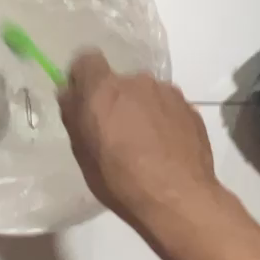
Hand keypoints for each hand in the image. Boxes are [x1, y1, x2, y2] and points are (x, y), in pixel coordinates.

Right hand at [58, 51, 219, 227]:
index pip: (86, 60)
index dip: (83, 78)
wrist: (178, 198)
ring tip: (144, 144)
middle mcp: (136, 82)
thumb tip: (69, 93)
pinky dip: (163, 121)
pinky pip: (167, 107)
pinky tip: (165, 149)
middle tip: (115, 133)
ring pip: (146, 94)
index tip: (83, 101)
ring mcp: (168, 93)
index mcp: (104, 90)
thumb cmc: (120, 180)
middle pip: (119, 81)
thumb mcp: (83, 154)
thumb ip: (74, 116)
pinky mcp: (190, 108)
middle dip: (115, 100)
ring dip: (141, 110)